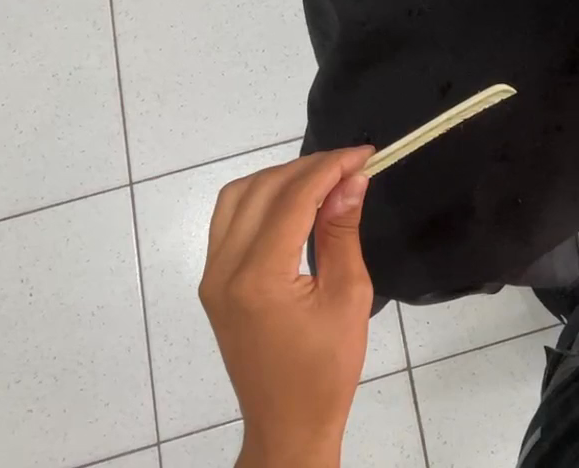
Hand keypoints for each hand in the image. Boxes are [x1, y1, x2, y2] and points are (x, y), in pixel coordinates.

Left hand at [199, 147, 374, 467]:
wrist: (288, 423)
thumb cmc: (327, 368)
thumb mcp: (349, 296)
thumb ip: (342, 232)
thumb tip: (352, 180)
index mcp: (260, 277)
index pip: (293, 197)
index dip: (331, 166)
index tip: (365, 154)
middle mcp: (225, 269)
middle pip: (263, 189)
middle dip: (309, 167)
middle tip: (352, 165)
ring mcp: (212, 275)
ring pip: (238, 197)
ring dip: (281, 177)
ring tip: (325, 178)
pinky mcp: (213, 281)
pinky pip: (229, 218)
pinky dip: (262, 196)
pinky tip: (295, 200)